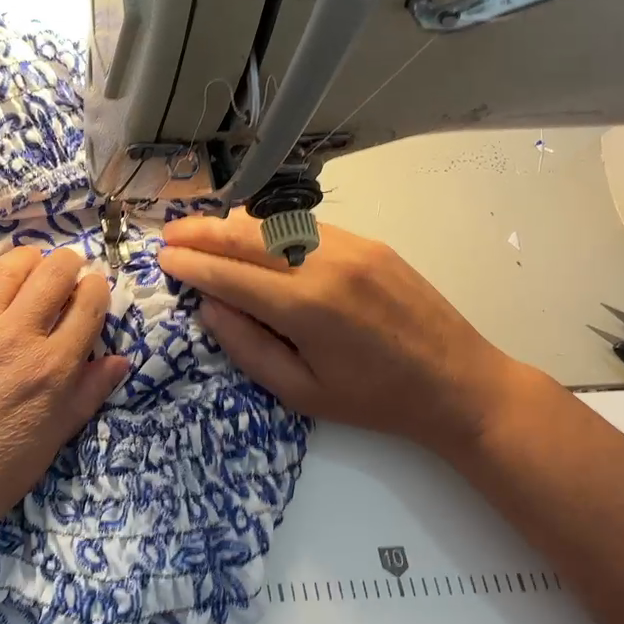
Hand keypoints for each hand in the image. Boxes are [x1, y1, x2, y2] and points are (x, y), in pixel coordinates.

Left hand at [0, 247, 130, 559]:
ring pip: (9, 266)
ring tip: (31, 273)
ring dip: (29, 263)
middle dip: (68, 265)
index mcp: (51, 368)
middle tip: (67, 274)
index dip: (96, 290)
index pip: (88, 303)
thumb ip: (87, 394)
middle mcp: (13, 335)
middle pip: (53, 271)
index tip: (93, 290)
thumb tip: (119, 359)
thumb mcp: (51, 442)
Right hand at [156, 211, 541, 457]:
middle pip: (246, 237)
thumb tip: (209, 306)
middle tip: (169, 234)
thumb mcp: (301, 392)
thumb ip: (247, 347)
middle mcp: (325, 265)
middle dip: (201, 232)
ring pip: (273, 223)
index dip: (191, 265)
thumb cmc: (374, 400)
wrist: (460, 384)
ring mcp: (351, 248)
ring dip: (230, 225)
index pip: (230, 274)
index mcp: (306, 308)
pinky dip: (267, 227)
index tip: (163, 259)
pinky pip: (304, 227)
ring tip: (199, 230)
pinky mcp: (369, 243)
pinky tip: (249, 234)